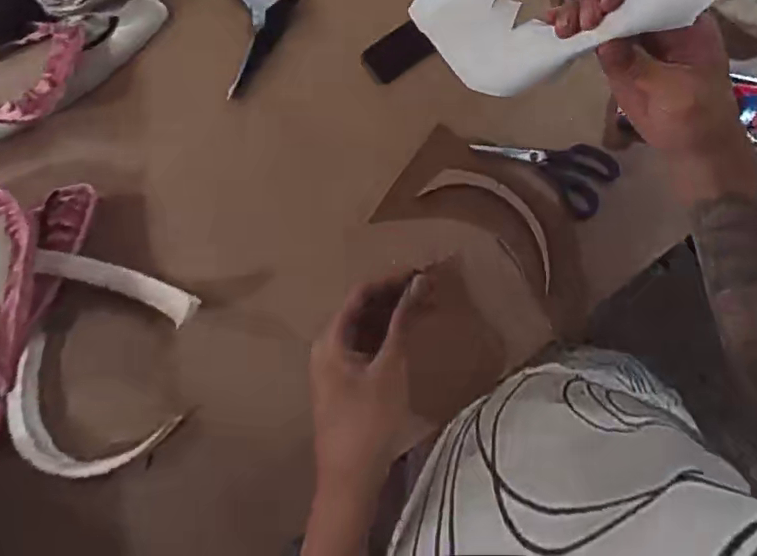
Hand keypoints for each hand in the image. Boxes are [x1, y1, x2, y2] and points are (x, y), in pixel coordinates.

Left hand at [309, 270, 430, 487]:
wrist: (349, 483)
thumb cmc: (367, 422)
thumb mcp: (389, 368)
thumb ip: (402, 322)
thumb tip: (419, 283)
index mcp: (330, 338)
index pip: (360, 293)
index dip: (390, 280)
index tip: (420, 272)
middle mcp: (328, 345)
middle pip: (362, 309)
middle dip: (395, 296)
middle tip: (428, 287)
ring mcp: (336, 365)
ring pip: (366, 328)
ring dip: (394, 316)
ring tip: (426, 304)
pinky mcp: (347, 382)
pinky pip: (367, 346)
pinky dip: (388, 337)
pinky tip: (410, 332)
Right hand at [545, 0, 741, 158]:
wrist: (695, 147)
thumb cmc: (696, 116)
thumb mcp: (671, 91)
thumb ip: (637, 64)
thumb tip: (603, 43)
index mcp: (682, 21)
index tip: (605, 8)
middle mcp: (655, 21)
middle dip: (595, 2)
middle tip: (580, 24)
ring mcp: (633, 36)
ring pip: (600, 11)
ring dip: (577, 13)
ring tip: (562, 29)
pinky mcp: (615, 53)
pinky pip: (591, 33)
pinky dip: (572, 29)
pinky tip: (553, 28)